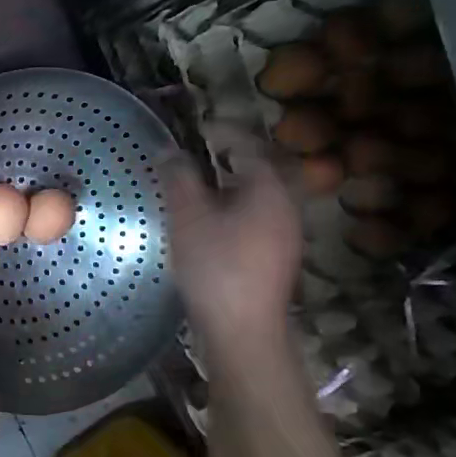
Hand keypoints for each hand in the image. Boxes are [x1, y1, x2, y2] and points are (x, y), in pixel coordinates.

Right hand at [166, 127, 301, 339]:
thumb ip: (179, 178)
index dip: (224, 133)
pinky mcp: (275, 257)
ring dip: (231, 186)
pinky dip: (234, 208)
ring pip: (259, 197)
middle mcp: (286, 208)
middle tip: (198, 154)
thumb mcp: (188, 216)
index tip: (199, 128)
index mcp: (270, 190)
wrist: (242, 328)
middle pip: (260, 171)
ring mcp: (285, 235)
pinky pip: (257, 218)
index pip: (250, 147)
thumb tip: (169, 149)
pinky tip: (210, 223)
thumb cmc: (216, 265)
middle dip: (230, 159)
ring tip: (198, 187)